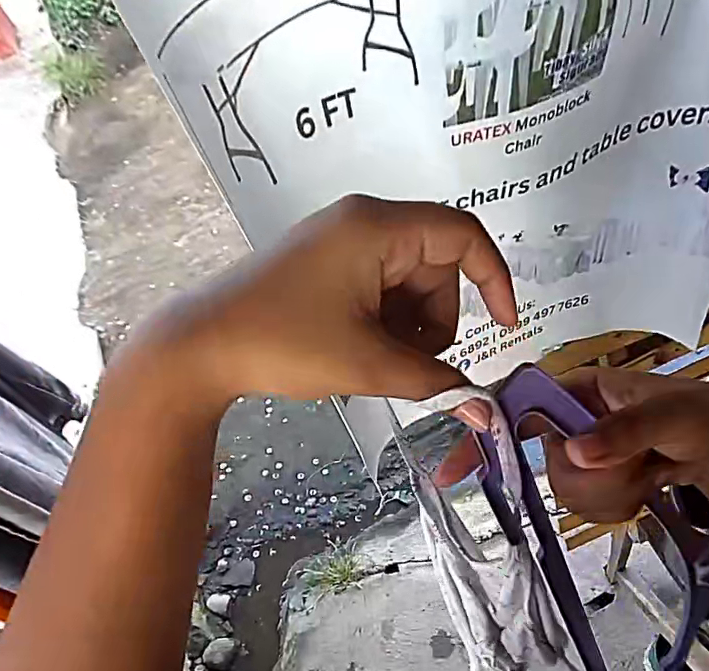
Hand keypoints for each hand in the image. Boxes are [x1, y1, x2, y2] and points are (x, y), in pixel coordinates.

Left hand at [122, 195, 517, 406]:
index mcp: (378, 228)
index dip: (494, 280)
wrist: (203, 347)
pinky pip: (384, 291)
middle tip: (412, 364)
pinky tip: (364, 351)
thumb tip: (483, 408)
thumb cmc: (285, 344)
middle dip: (437, 321)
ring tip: (378, 361)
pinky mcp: (331, 267)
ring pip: (412, 285)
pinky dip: (388, 325)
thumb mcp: (369, 364)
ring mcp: (345, 244)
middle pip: (438, 267)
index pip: (463, 235)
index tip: (505, 327)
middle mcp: (365, 223)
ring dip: (412, 329)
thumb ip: (434, 383)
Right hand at [434, 367, 708, 521]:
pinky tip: (643, 487)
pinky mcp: (593, 480)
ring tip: (646, 473)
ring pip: (564, 492)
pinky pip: (583, 507)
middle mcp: (570, 421)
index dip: (482, 435)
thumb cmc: (698, 414)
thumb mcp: (668, 416)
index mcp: (576, 391)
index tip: (451, 473)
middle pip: (543, 465)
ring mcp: (580, 454)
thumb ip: (625, 431)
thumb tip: (575, 452)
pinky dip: (616, 505)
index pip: (515, 406)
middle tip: (634, 467)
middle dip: (590, 478)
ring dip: (610, 493)